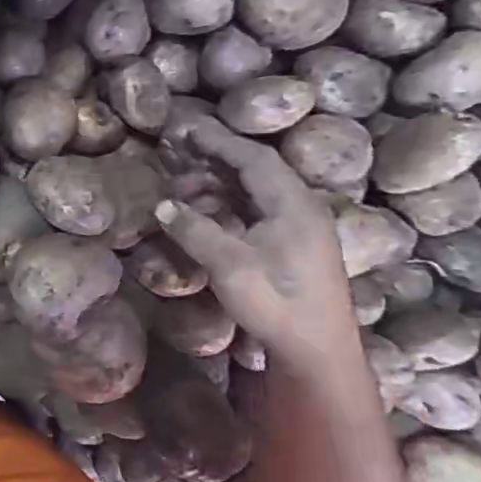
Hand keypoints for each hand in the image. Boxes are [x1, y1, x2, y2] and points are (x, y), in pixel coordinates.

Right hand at [155, 114, 361, 373]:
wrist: (318, 351)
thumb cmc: (277, 303)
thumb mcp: (230, 266)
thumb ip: (195, 230)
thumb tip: (162, 205)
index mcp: (293, 204)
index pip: (253, 159)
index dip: (218, 142)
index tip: (185, 130)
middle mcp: (299, 208)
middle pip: (254, 170)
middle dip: (214, 158)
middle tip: (178, 152)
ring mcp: (297, 227)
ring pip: (252, 191)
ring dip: (216, 184)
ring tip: (181, 189)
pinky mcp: (290, 246)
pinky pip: (253, 210)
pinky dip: (225, 205)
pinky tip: (202, 214)